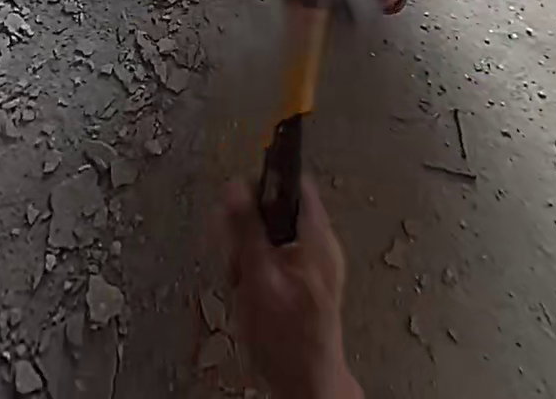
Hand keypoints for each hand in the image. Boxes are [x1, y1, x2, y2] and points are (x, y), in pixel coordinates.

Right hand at [214, 179, 359, 398]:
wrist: (307, 386)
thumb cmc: (289, 338)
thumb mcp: (258, 275)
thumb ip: (245, 228)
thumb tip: (234, 187)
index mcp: (317, 235)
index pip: (296, 182)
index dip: (267, 178)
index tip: (243, 189)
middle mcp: (321, 244)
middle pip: (279, 208)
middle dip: (249, 224)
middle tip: (237, 249)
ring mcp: (315, 263)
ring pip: (273, 233)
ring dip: (250, 248)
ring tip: (242, 274)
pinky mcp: (306, 280)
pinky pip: (276, 255)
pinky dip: (257, 265)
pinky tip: (249, 286)